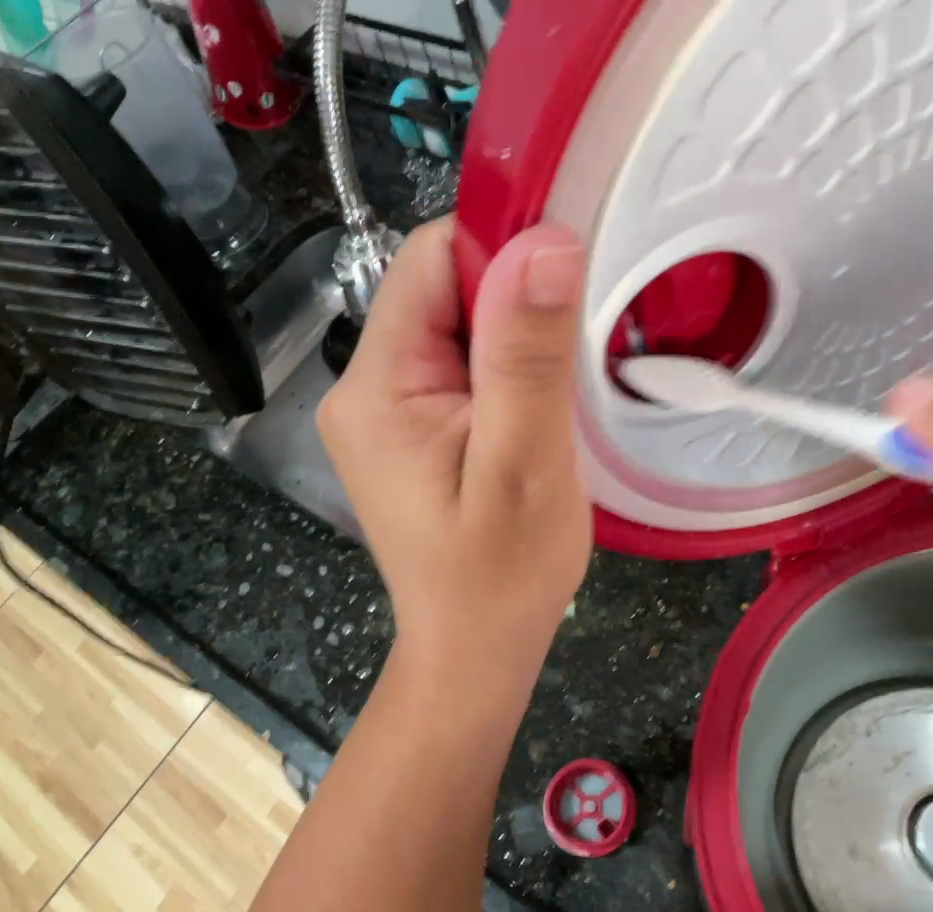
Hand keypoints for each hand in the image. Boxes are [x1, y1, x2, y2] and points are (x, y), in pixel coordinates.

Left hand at [317, 219, 591, 676]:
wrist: (474, 650)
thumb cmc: (501, 576)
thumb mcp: (524, 465)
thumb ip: (526, 356)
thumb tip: (544, 240)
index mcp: (377, 385)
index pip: (431, 260)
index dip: (504, 253)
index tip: (569, 287)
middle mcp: (362, 386)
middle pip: (444, 290)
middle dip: (514, 308)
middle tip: (569, 362)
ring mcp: (381, 411)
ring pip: (457, 328)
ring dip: (514, 345)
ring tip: (554, 398)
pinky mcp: (405, 432)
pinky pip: (457, 368)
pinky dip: (503, 375)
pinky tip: (532, 415)